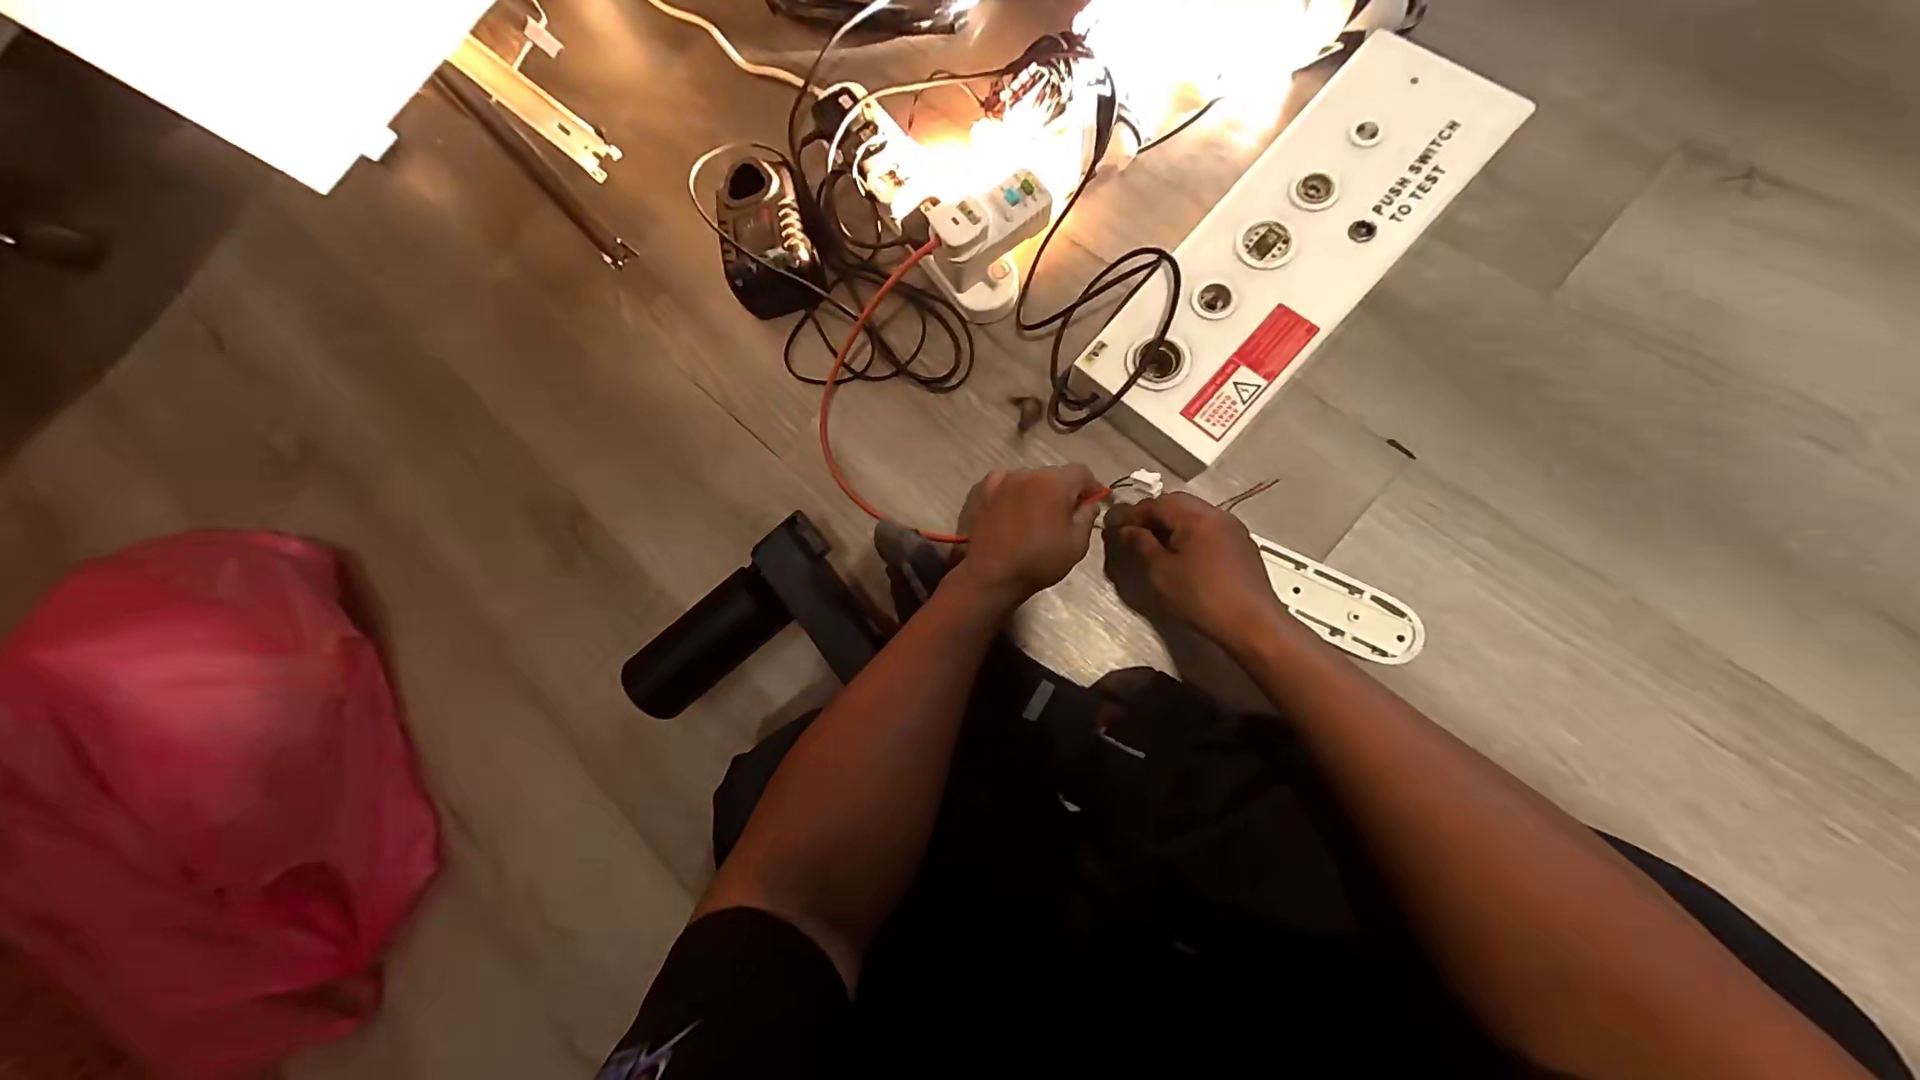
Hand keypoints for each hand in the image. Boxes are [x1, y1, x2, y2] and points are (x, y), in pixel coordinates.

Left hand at [952, 465, 1103, 606]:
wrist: (991, 575)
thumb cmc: (1038, 561)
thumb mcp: (1076, 544)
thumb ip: (1087, 517)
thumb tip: (1089, 503)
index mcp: (1054, 483)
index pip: (1082, 472)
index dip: (1092, 487)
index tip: (1095, 503)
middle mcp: (1028, 473)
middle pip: (1055, 475)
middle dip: (1065, 490)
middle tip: (1067, 514)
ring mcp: (1001, 480)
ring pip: (1030, 479)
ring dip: (1038, 491)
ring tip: (1037, 516)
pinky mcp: (982, 491)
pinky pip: (1006, 484)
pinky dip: (1014, 492)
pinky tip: (1013, 510)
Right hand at [1112, 493, 1283, 644]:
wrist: (1252, 622)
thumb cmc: (1201, 597)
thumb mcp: (1161, 572)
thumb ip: (1141, 545)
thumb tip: (1127, 530)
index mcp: (1195, 517)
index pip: (1156, 503)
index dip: (1134, 514)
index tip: (1118, 530)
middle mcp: (1217, 514)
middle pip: (1177, 503)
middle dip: (1154, 516)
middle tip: (1136, 537)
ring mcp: (1233, 528)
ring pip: (1195, 514)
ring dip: (1173, 524)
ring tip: (1159, 548)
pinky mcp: (1242, 543)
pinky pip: (1210, 527)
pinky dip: (1192, 533)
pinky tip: (1185, 556)